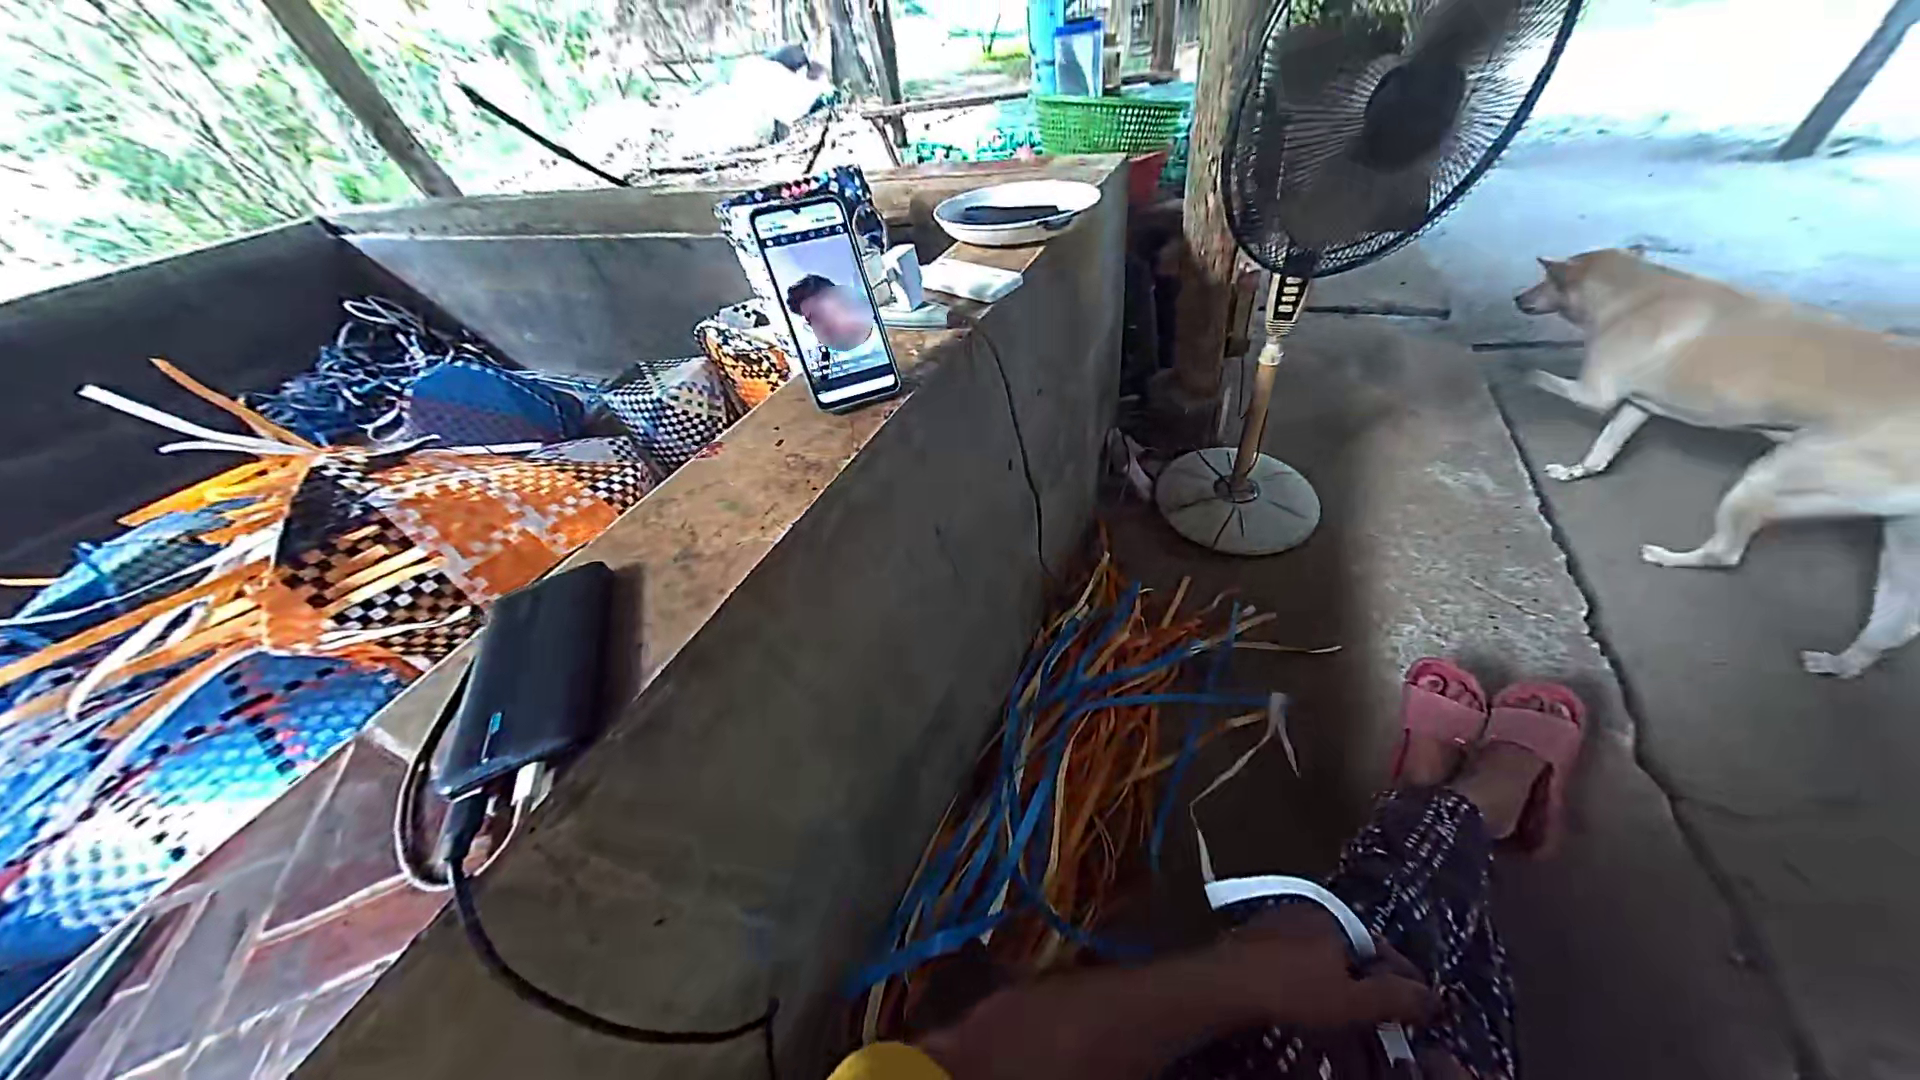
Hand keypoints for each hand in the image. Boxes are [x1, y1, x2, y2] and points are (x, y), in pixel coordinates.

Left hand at [1205, 904, 1436, 1031]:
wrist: (1227, 982)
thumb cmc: (1294, 990)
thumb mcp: (1353, 1002)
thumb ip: (1396, 998)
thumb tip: (1432, 995)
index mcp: (1333, 919)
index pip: (1382, 948)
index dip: (1403, 981)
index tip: (1415, 1011)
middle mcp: (1306, 910)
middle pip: (1352, 948)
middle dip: (1368, 979)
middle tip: (1380, 1015)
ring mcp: (1278, 918)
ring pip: (1322, 950)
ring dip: (1338, 977)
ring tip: (1345, 1010)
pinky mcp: (1256, 933)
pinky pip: (1295, 952)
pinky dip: (1308, 973)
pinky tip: (1306, 996)